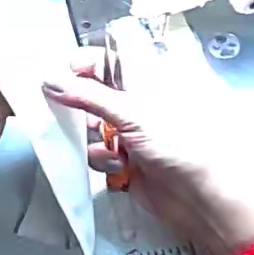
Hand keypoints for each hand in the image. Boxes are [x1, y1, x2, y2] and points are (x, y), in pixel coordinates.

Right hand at [42, 50, 253, 254]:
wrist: (201, 197)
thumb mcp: (133, 112)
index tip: (66, 71)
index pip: (113, 57)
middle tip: (70, 109)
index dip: (88, 61)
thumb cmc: (181, 143)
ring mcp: (132, 132)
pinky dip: (104, 159)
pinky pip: (99, 153)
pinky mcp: (126, 160)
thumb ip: (89, 95)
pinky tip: (119, 166)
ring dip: (94, 136)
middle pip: (96, 92)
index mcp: (150, 79)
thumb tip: (52, 79)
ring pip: (93, 126)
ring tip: (108, 144)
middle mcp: (139, 102)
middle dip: (82, 104)